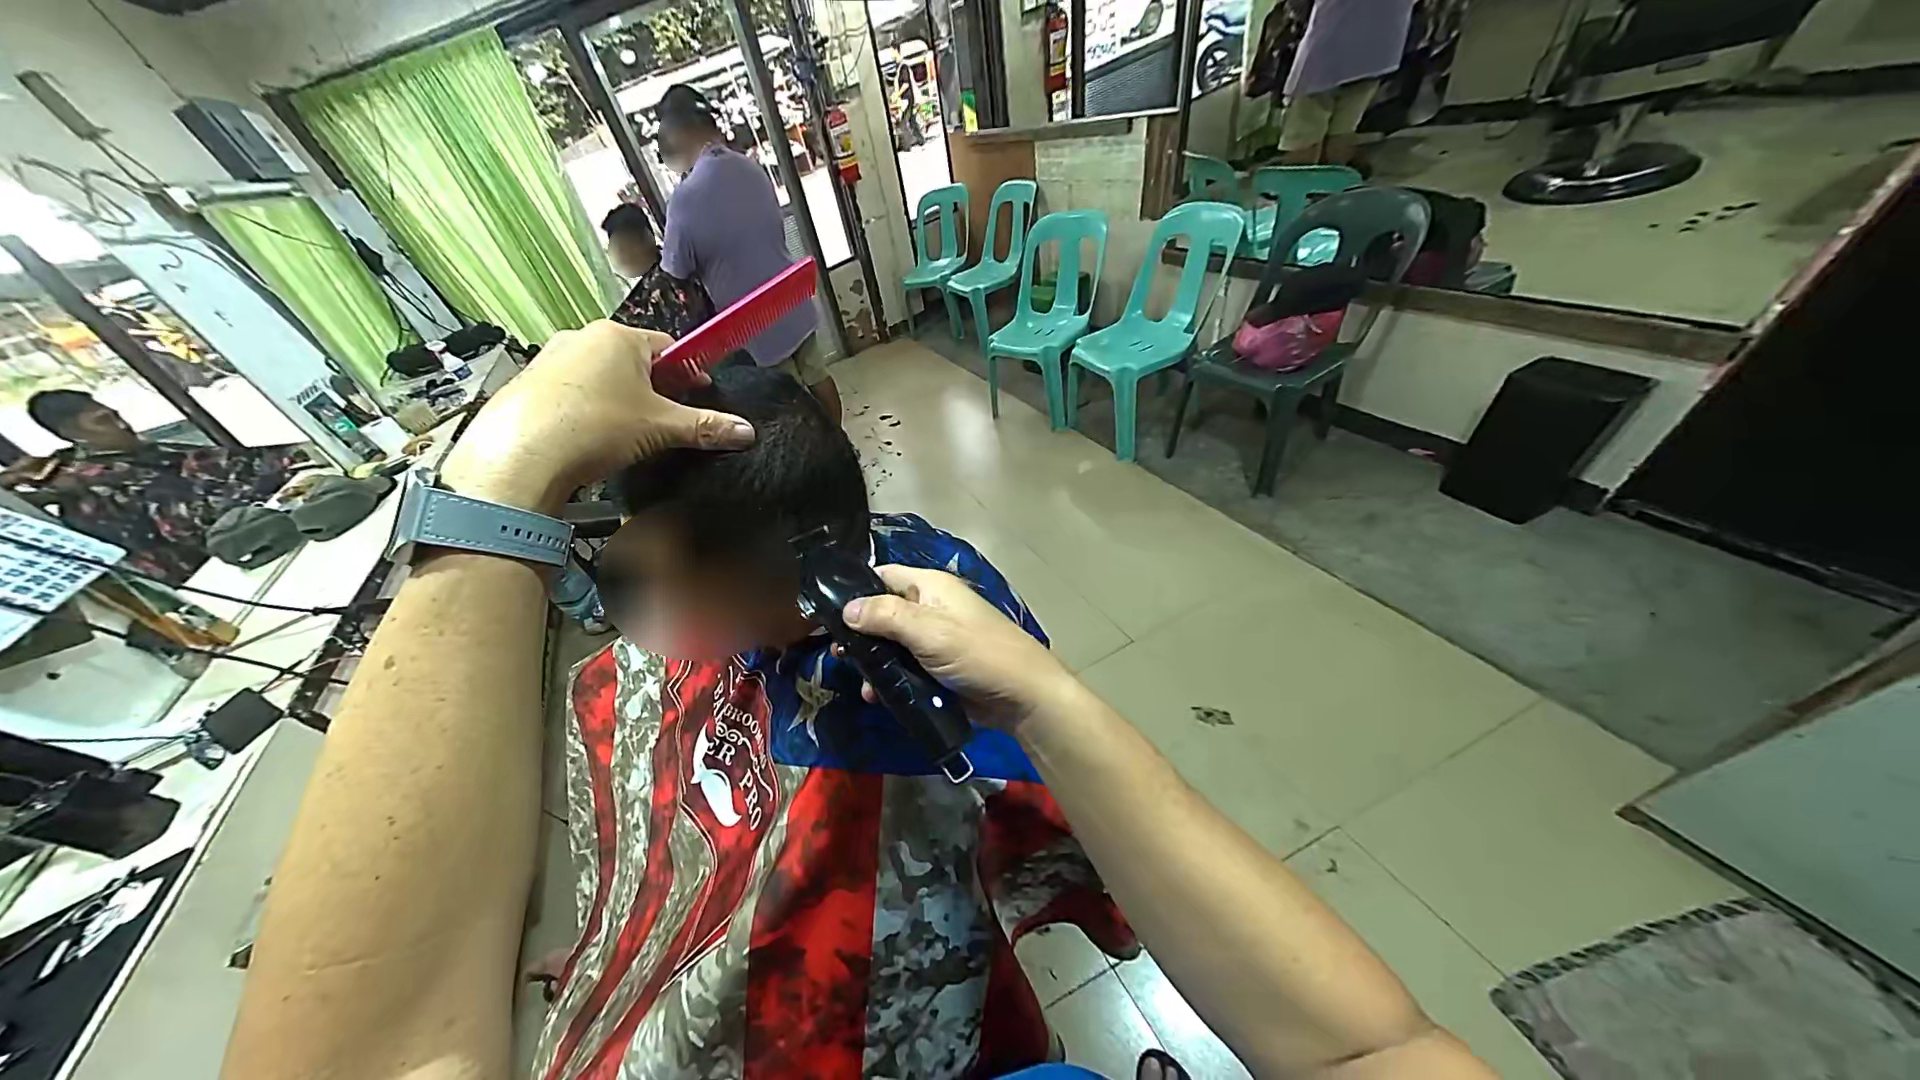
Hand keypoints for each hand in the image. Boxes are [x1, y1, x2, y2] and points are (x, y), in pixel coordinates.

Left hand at [439, 321, 753, 512]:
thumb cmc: (595, 427)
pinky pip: (575, 393)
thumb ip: (706, 426)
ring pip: (604, 378)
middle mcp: (581, 338)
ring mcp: (550, 359)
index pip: (670, 347)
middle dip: (656, 389)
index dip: (690, 373)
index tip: (700, 396)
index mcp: (618, 337)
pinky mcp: (530, 385)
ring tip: (630, 436)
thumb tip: (746, 431)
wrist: (520, 456)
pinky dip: (591, 411)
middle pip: (636, 361)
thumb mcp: (661, 427)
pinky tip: (594, 440)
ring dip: (623, 401)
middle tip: (667, 422)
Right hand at [841, 565, 1080, 730]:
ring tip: (858, 680)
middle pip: (882, 612)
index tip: (824, 612)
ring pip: (890, 644)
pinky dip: (889, 679)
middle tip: (837, 654)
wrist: (1021, 696)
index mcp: (929, 586)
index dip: (854, 589)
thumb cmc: (977, 653)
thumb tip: (847, 608)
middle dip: (858, 633)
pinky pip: (904, 668)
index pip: (882, 575)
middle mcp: (929, 608)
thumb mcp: (928, 631)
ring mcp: (933, 640)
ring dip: (872, 662)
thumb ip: (886, 616)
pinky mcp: (936, 668)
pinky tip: (876, 696)